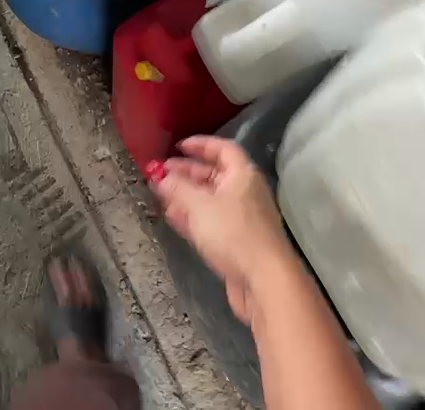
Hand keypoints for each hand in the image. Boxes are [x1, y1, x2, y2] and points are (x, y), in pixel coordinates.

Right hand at [150, 136, 296, 324]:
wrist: (264, 281)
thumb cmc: (233, 233)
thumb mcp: (199, 206)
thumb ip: (177, 188)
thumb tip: (160, 176)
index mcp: (243, 174)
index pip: (222, 148)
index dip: (200, 144)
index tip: (178, 146)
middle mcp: (245, 192)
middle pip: (214, 174)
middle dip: (187, 172)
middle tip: (162, 172)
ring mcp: (242, 219)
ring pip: (210, 200)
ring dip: (186, 195)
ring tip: (162, 194)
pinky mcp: (237, 243)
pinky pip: (211, 222)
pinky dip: (192, 217)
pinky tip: (173, 218)